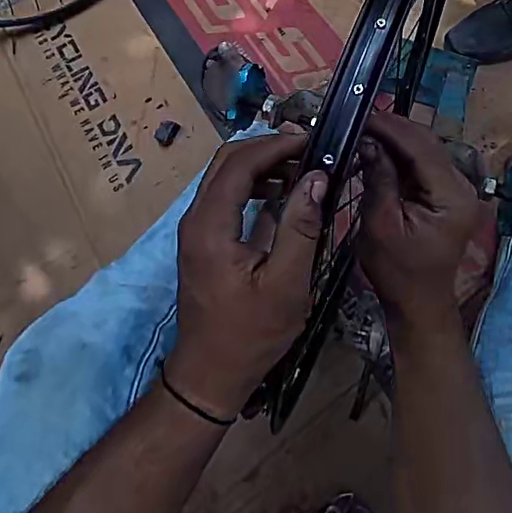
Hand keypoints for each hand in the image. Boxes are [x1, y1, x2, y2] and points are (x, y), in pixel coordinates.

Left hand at [167, 133, 327, 418]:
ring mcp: (195, 227)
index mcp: (210, 224)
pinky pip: (224, 196)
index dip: (275, 146)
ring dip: (259, 166)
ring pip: (223, 176)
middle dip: (266, 149)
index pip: (239, 164)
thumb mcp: (286, 284)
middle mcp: (195, 217)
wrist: (210, 372)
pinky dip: (252, 186)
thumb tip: (316, 177)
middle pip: (226, 162)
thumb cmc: (251, 334)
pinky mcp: (202, 238)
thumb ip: (300, 227)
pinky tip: (281, 194)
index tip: (310, 140)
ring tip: (301, 168)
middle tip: (307, 148)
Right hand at [357, 111, 489, 328]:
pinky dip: (398, 152)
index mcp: (452, 196)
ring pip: (424, 148)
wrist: (417, 302)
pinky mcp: (444, 193)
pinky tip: (376, 147)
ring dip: (394, 138)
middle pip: (427, 143)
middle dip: (392, 128)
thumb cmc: (397, 270)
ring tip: (362, 129)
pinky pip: (421, 162)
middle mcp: (462, 187)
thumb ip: (378, 178)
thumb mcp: (380, 224)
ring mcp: (456, 189)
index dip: (391, 127)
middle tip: (357, 119)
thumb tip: (367, 140)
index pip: (421, 148)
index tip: (361, 115)